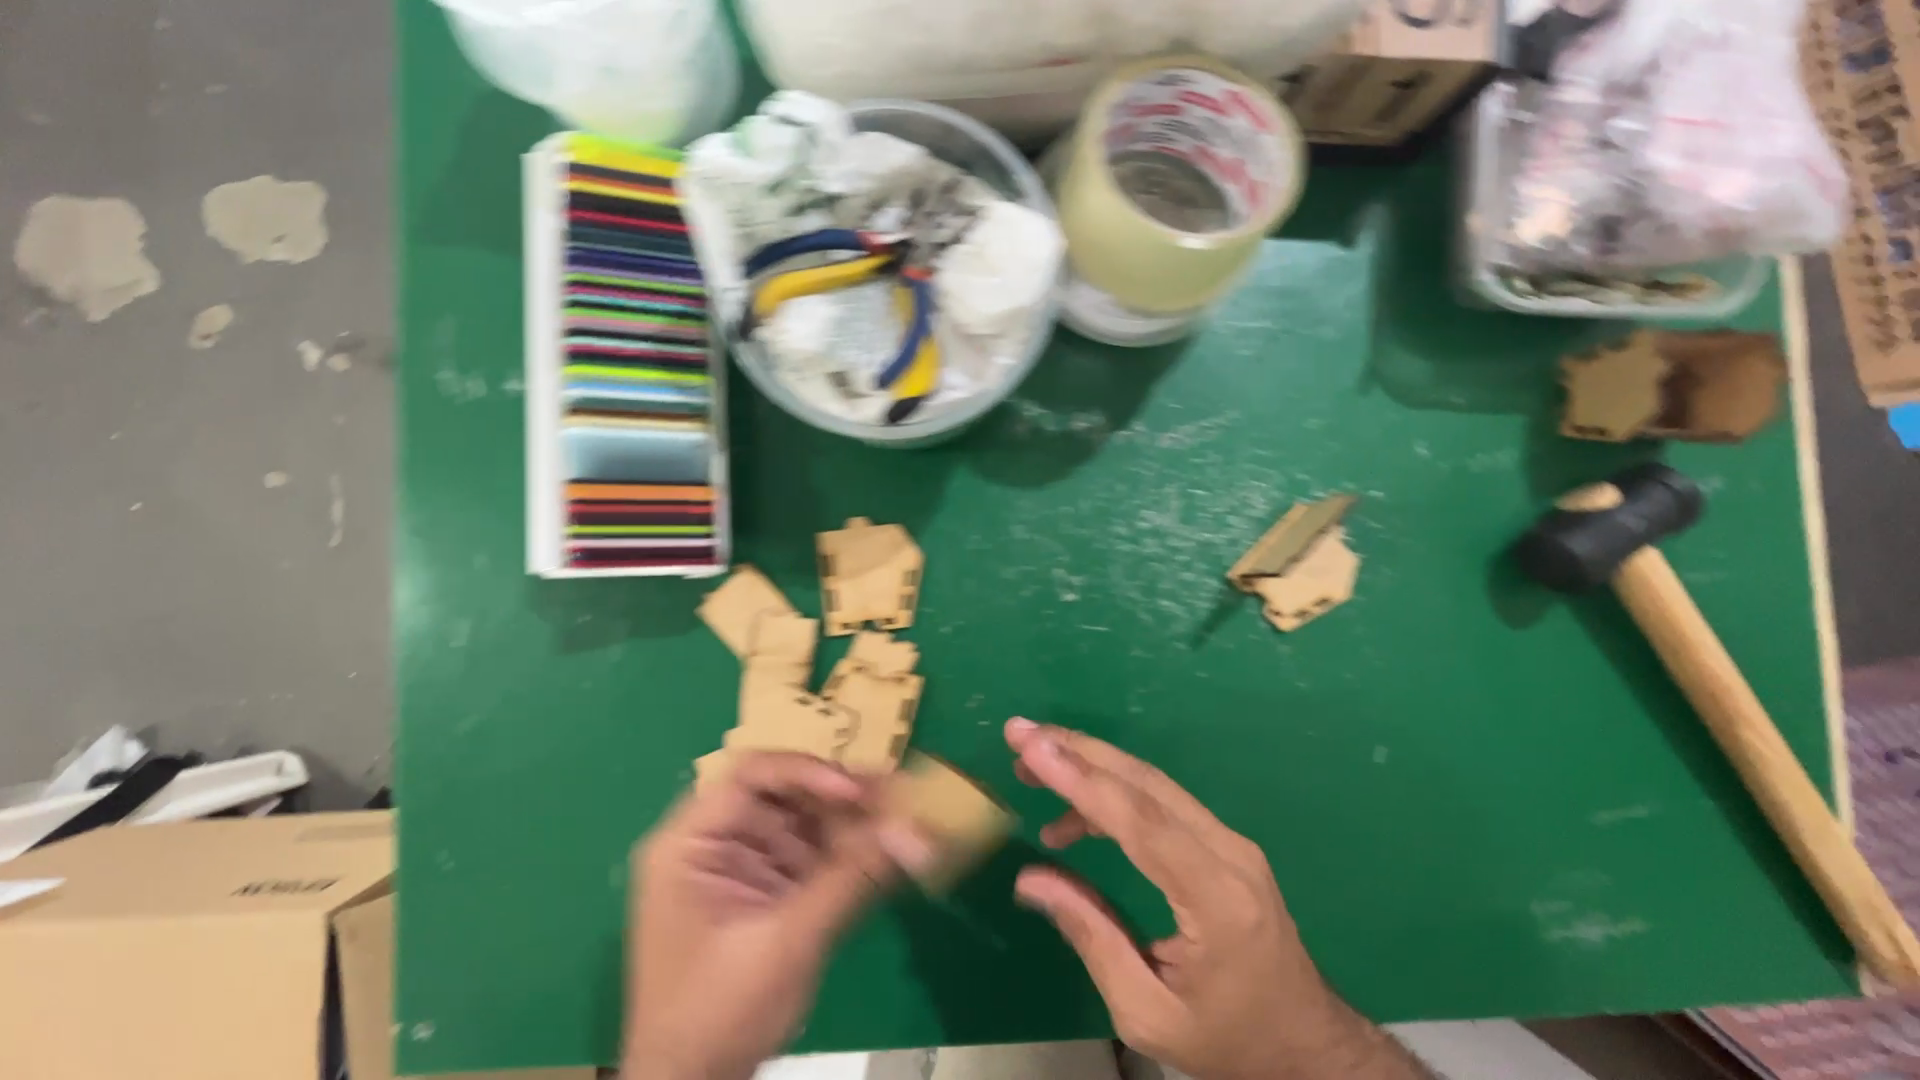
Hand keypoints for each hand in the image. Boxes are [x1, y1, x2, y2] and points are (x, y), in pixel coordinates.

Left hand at [626, 753, 905, 1079]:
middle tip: (900, 793)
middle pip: (783, 796)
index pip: (750, 777)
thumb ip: (851, 879)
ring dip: (853, 824)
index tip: (858, 792)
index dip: (807, 773)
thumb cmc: (719, 1013)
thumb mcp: (786, 942)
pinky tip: (890, 850)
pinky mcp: (768, 898)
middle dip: (841, 796)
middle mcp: (716, 846)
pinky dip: (850, 857)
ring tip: (907, 817)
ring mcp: (743, 872)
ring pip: (804, 826)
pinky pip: (812, 862)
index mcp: (691, 844)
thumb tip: (917, 832)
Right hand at [1005, 718, 1430, 1079]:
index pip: (1142, 822)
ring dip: (1092, 767)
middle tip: (1020, 734)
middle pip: (1147, 784)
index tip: (1032, 747)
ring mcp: (1232, 844)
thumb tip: (1029, 878)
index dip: (1082, 780)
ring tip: (1031, 768)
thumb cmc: (1227, 1038)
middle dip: (1079, 752)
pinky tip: (1073, 820)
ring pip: (1153, 785)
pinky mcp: (1225, 845)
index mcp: (1217, 899)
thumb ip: (1091, 936)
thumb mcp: (1147, 1011)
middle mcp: (1230, 854)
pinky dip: (1113, 797)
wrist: (1304, 1045)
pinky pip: (1162, 805)